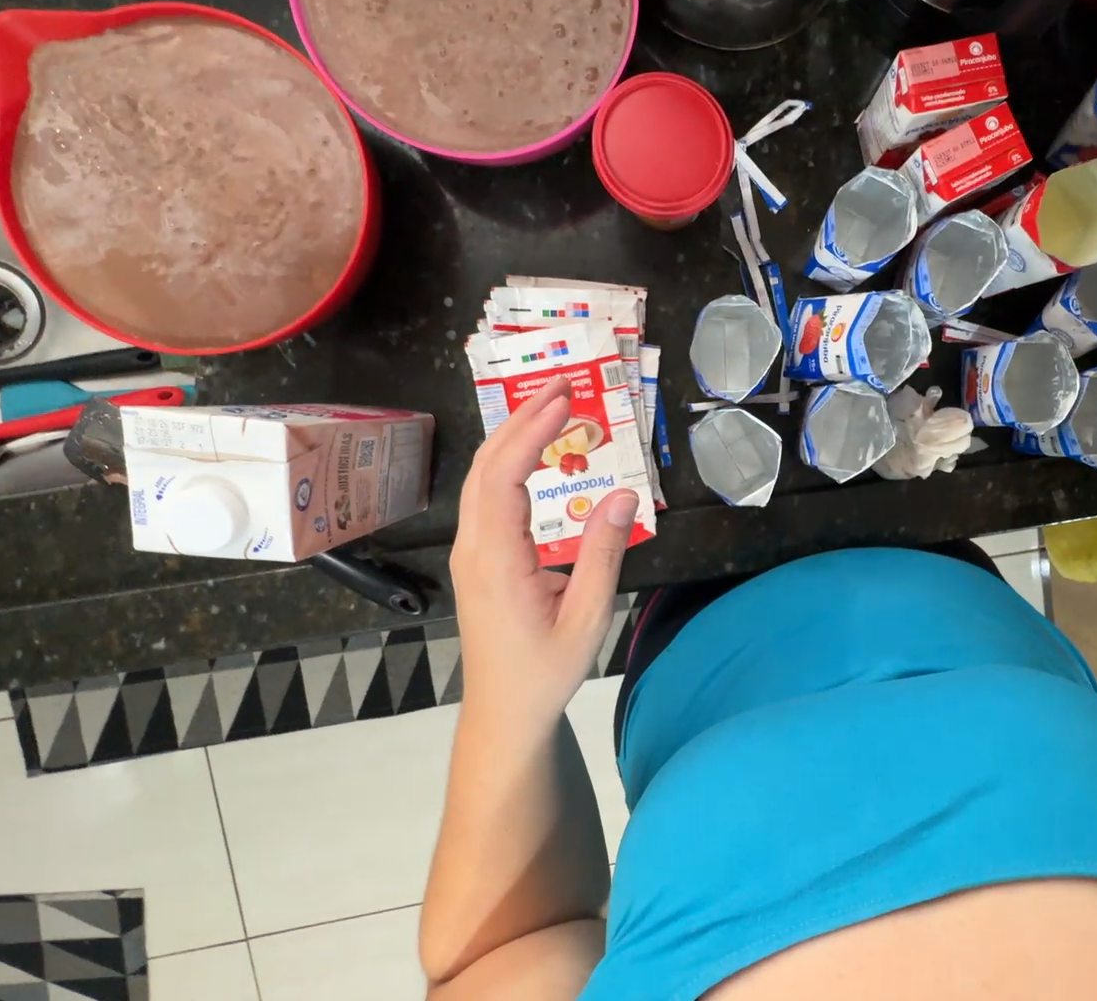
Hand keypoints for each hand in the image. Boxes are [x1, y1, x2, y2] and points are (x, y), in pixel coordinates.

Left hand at [451, 377, 638, 724]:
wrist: (504, 711)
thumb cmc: (546, 669)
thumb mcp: (587, 616)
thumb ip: (603, 553)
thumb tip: (626, 493)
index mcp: (497, 559)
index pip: (505, 476)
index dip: (532, 432)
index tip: (564, 400)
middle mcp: (473, 546)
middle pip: (486, 466)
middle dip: (521, 418)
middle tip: (562, 385)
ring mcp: (470, 551)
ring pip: (481, 478)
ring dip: (512, 436)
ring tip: (551, 406)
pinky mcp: (478, 557)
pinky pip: (487, 495)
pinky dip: (509, 462)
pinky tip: (533, 453)